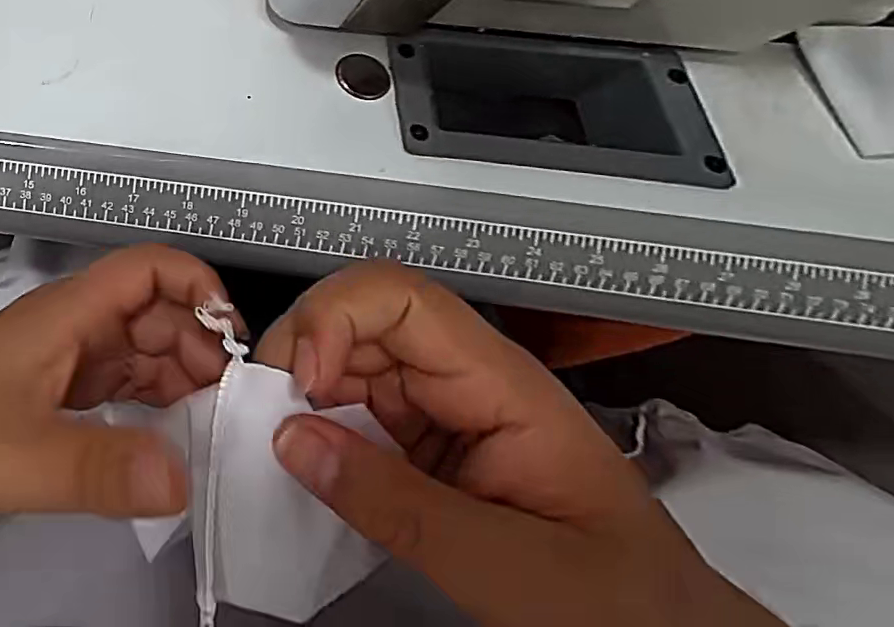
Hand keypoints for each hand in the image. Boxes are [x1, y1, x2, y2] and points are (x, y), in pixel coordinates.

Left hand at [0, 244, 238, 519]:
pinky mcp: (65, 380)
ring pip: (145, 343)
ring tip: (205, 421)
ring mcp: (71, 350)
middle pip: (157, 308)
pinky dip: (155, 395)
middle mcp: (75, 322)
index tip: (230, 337)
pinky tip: (169, 429)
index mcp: (69, 312)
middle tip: (224, 402)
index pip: (147, 268)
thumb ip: (105, 469)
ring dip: (180, 373)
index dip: (197, 286)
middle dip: (199, 343)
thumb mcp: (29, 457)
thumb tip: (182, 478)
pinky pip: (126, 376)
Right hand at [256, 261, 782, 626]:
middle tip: (268, 416)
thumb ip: (400, 509)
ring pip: (337, 360)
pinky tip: (301, 458)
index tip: (303, 380)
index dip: (336, 316)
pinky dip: (308, 425)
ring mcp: (428, 406)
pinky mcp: (408, 439)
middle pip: (354, 319)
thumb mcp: (520, 572)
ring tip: (279, 443)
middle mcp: (453, 376)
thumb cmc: (625, 609)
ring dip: (297, 391)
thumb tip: (289, 439)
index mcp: (495, 380)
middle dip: (299, 352)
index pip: (399, 297)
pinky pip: (341, 408)